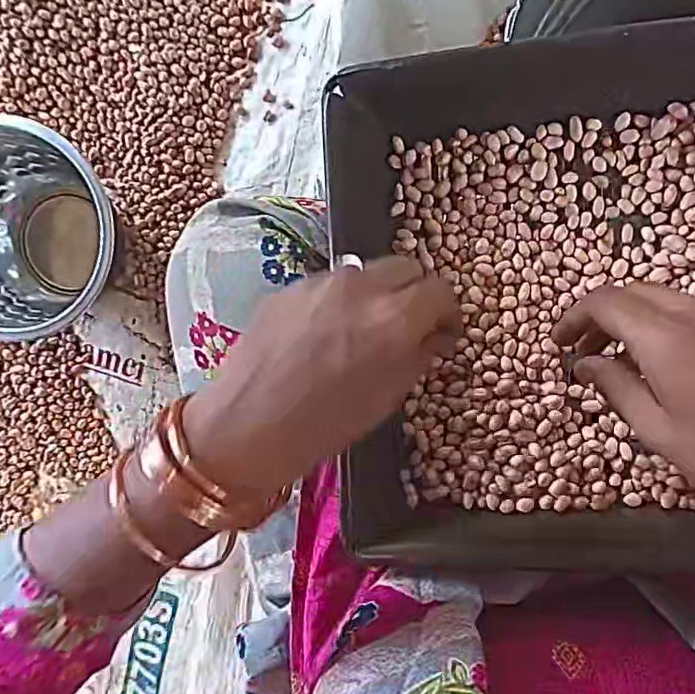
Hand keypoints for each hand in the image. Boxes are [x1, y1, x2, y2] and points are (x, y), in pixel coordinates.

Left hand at [182, 257, 460, 496]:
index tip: (442, 331)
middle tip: (410, 325)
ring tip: (364, 329)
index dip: (448, 312)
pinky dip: (342, 300)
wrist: (246, 427)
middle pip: (408, 266)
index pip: (441, 290)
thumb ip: (420, 354)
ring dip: (379, 293)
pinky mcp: (290, 286)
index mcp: (394, 318)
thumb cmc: (326, 424)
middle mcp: (361, 286)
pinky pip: (331, 283)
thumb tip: (435, 335)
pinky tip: (325, 334)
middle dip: (416, 293)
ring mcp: (322, 281)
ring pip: (368, 271)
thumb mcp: (389, 396)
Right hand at [551, 283, 694, 520]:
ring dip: (634, 318)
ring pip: (665, 298)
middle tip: (585, 354)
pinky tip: (664, 362)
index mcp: (670, 338)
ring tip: (621, 362)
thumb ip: (616, 388)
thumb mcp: (660, 433)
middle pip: (634, 291)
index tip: (559, 344)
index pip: (606, 301)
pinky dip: (665, 324)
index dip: (574, 317)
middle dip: (601, 315)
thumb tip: (586, 363)